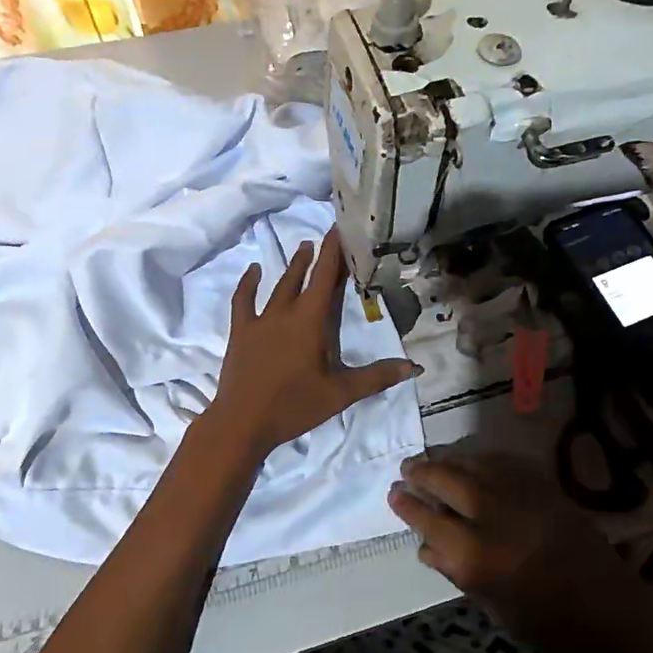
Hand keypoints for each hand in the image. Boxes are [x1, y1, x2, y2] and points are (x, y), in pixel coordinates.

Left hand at [206, 227, 419, 456]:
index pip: (325, 277)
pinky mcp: (241, 332)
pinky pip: (243, 300)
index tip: (340, 229)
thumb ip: (377, 377)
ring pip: (278, 285)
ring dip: (292, 266)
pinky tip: (253, 271)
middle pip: (303, 276)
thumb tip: (412, 367)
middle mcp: (285, 312)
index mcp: (310, 320)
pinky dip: (248, 283)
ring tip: (302, 247)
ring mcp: (260, 320)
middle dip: (317, 255)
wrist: (242, 423)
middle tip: (326, 236)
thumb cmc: (294, 406)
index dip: (334, 251)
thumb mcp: (340, 393)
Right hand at [388, 455, 652, 652]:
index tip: (394, 492)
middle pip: (445, 480)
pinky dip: (483, 458)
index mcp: (474, 555)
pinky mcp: (542, 485)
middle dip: (422, 472)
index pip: (427, 518)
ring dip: (449, 459)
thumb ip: (457, 572)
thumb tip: (427, 547)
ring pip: (473, 463)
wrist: (608, 607)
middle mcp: (490, 515)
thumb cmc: (547, 622)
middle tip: (407, 467)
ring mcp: (518, 494)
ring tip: (435, 460)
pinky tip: (475, 461)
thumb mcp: (493, 608)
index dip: (406, 504)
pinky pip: (503, 461)